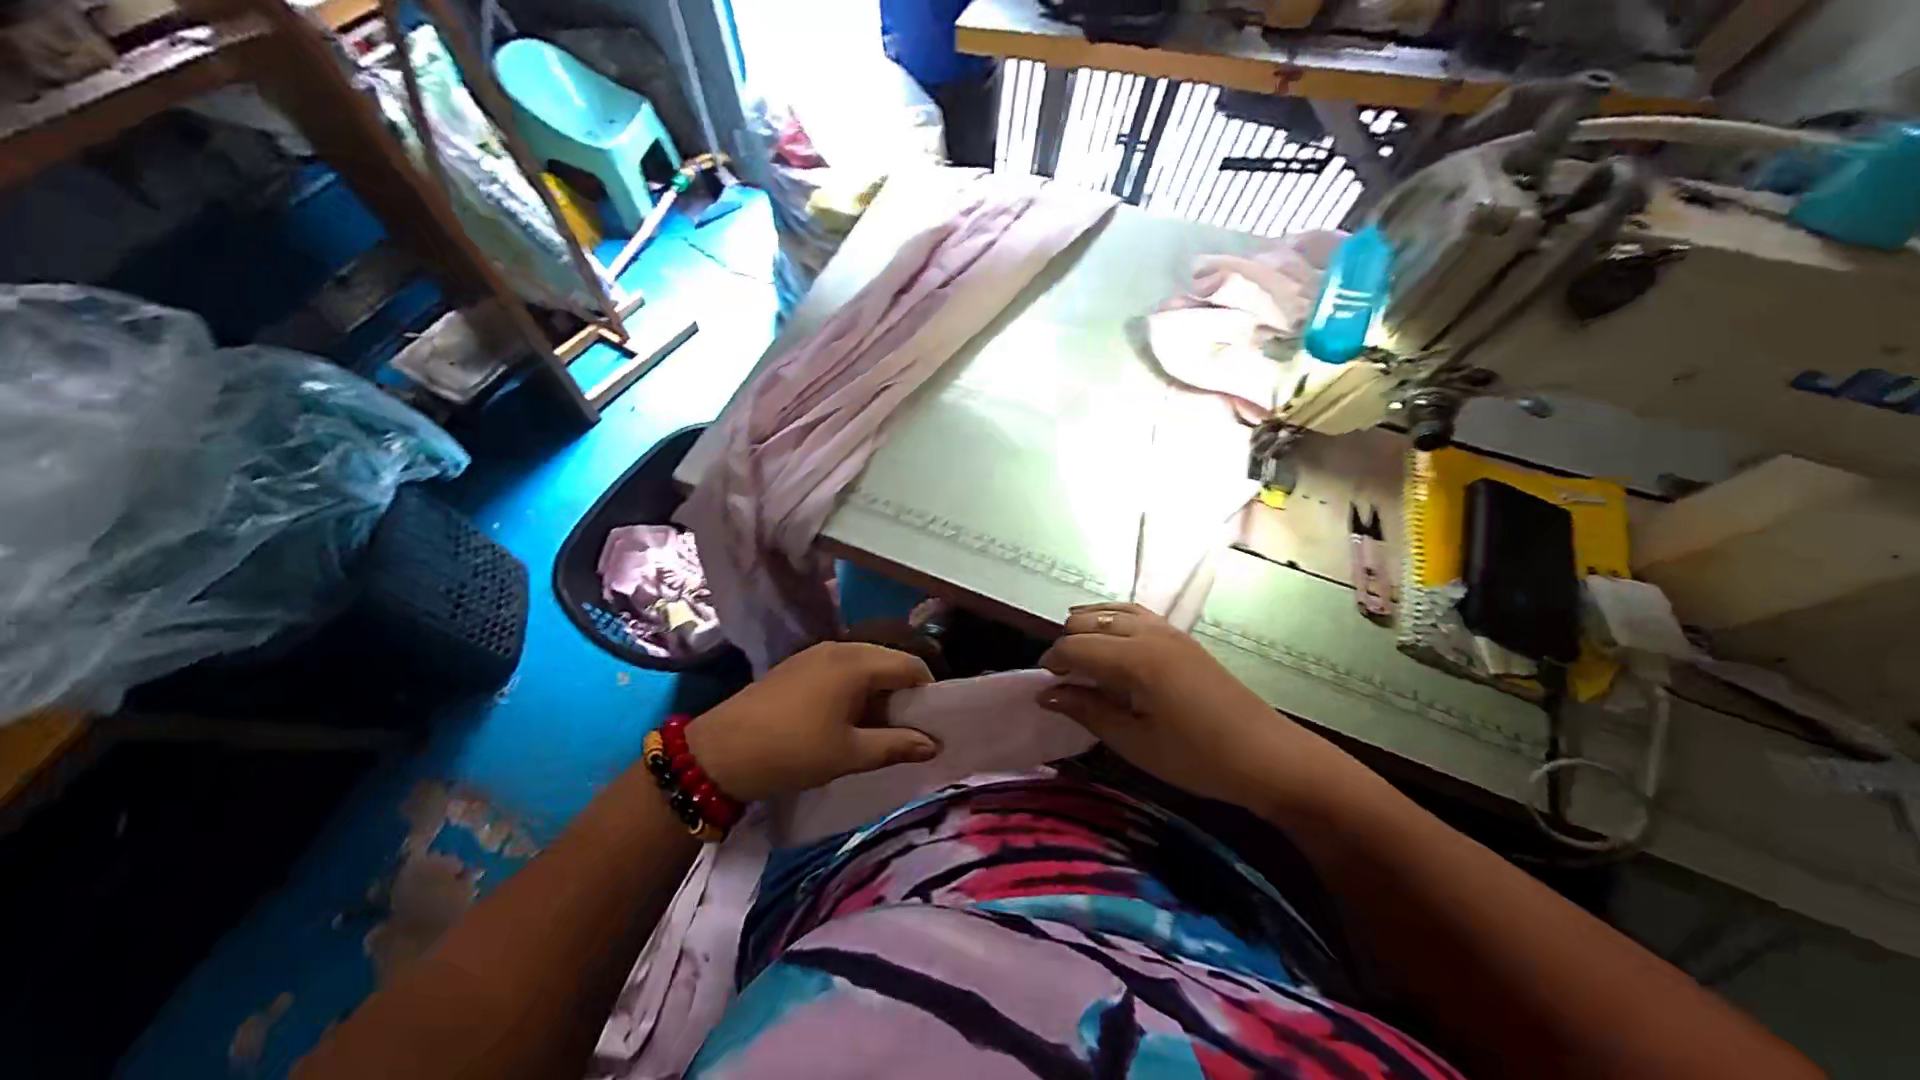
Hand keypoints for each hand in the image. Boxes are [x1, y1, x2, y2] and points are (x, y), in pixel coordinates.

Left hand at [684, 642, 939, 801]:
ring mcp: (815, 653)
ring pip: (864, 664)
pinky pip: (841, 668)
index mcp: (857, 663)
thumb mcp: (849, 755)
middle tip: (906, 728)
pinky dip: (855, 688)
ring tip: (876, 727)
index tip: (931, 723)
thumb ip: (896, 746)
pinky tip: (845, 718)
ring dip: (878, 690)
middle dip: (904, 691)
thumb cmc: (792, 751)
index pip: (911, 666)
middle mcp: (840, 648)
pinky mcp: (798, 664)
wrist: (719, 752)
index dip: (928, 692)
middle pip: (889, 660)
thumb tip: (933, 744)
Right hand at [1036, 603, 1368, 816]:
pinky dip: (1113, 622)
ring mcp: (1168, 631)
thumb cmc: (1196, 757)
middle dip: (1067, 644)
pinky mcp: (1182, 638)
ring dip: (1089, 628)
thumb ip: (1087, 711)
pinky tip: (1111, 644)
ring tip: (1079, 659)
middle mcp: (1149, 633)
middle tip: (1062, 680)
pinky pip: (1135, 615)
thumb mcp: (1134, 742)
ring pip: (1112, 611)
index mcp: (1135, 658)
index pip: (1075, 646)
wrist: (1267, 757)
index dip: (1052, 663)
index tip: (1043, 687)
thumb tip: (1047, 694)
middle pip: (1089, 621)